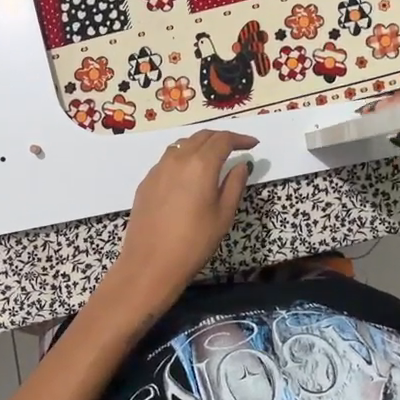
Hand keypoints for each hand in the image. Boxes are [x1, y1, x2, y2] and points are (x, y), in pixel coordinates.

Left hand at [110, 130, 258, 302]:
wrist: (150, 262)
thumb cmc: (194, 241)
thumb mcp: (223, 215)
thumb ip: (234, 184)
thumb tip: (241, 164)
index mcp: (200, 164)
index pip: (223, 139)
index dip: (240, 138)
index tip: (252, 144)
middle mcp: (178, 158)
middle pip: (202, 137)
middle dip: (221, 138)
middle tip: (236, 147)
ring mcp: (158, 168)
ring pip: (182, 144)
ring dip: (200, 145)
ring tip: (213, 157)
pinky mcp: (146, 181)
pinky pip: (168, 159)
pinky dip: (183, 157)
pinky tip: (188, 174)